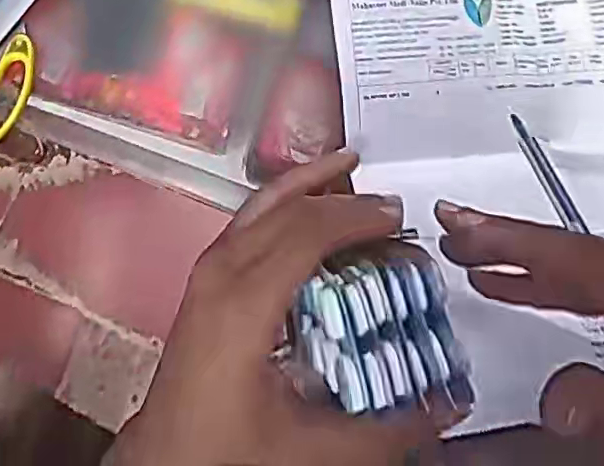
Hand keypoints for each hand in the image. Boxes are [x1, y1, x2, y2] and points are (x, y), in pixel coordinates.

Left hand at [107, 152, 452, 465]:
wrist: (163, 460)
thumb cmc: (222, 451)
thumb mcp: (307, 448)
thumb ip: (381, 429)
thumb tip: (440, 405)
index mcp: (243, 304)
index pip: (305, 233)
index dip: (353, 216)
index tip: (393, 215)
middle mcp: (221, 271)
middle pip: (285, 209)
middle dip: (339, 198)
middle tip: (385, 203)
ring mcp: (209, 268)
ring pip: (260, 202)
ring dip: (305, 183)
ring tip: (343, 167)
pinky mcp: (207, 275)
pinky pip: (249, 219)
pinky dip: (283, 201)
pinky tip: (306, 206)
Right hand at [435, 202, 603, 465]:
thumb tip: (554, 394)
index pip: (589, 261)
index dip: (518, 239)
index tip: (464, 225)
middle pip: (589, 256)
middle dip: (516, 243)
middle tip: (457, 232)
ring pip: (600, 272)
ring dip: (537, 266)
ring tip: (480, 261)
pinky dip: (571, 288)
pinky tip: (536, 290)